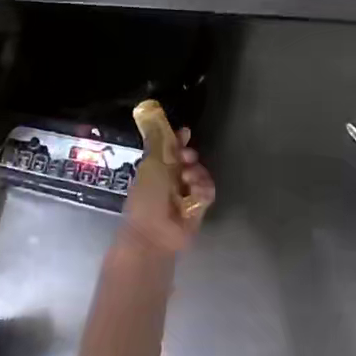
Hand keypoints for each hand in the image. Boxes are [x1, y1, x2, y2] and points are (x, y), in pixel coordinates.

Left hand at [122, 103, 214, 255]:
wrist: (154, 232)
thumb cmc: (147, 196)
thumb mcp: (150, 164)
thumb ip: (158, 143)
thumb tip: (161, 123)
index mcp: (156, 167)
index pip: (170, 148)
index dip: (178, 140)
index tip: (185, 133)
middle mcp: (171, 178)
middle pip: (189, 159)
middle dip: (190, 156)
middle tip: (187, 158)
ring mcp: (186, 193)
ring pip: (201, 173)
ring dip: (197, 173)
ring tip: (189, 179)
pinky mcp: (199, 207)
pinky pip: (208, 190)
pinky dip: (204, 189)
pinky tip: (196, 192)